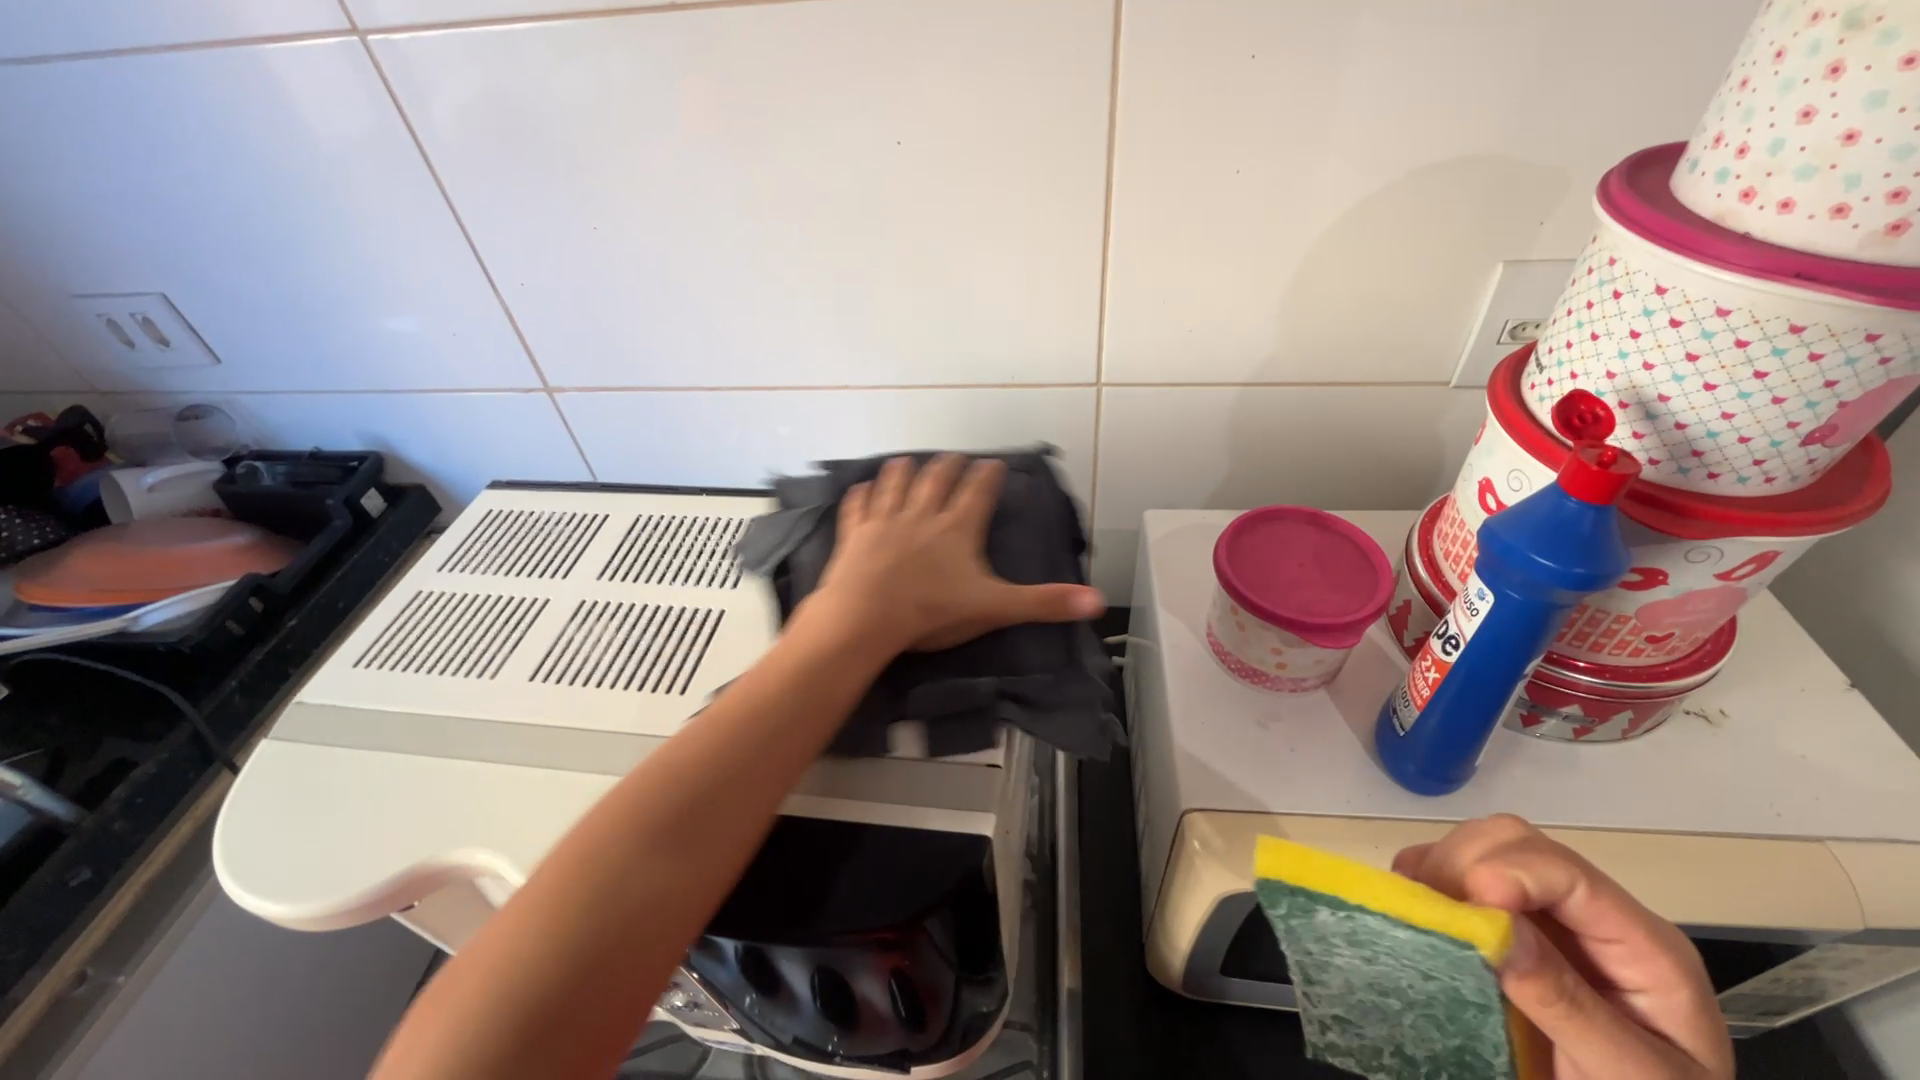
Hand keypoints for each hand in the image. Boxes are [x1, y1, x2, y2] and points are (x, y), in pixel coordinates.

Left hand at [804, 455, 1104, 654]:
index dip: (988, 475)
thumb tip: (1097, 601)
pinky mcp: (855, 535)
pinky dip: (861, 494)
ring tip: (907, 461)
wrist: (865, 618)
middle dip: (948, 466)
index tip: (994, 463)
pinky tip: (861, 488)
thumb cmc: (931, 612)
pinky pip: (858, 506)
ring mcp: (884, 521)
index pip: (978, 491)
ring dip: (904, 471)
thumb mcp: (994, 608)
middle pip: (937, 480)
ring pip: (895, 484)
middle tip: (954, 457)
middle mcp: (922, 515)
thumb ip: (1044, 603)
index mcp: (958, 528)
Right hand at [1394, 815, 1732, 1079]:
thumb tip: (1495, 928)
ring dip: (1441, 870)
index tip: (1465, 900)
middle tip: (1434, 917)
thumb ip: (1568, 1004)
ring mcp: (1545, 911)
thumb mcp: (1626, 1072)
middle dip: (1466, 865)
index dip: (1512, 871)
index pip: (1570, 874)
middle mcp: (1589, 911)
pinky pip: (1456, 870)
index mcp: (1641, 943)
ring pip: (1482, 847)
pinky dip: (1426, 878)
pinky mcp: (1506, 919)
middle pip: (1519, 843)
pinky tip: (1422, 915)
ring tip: (1425, 920)